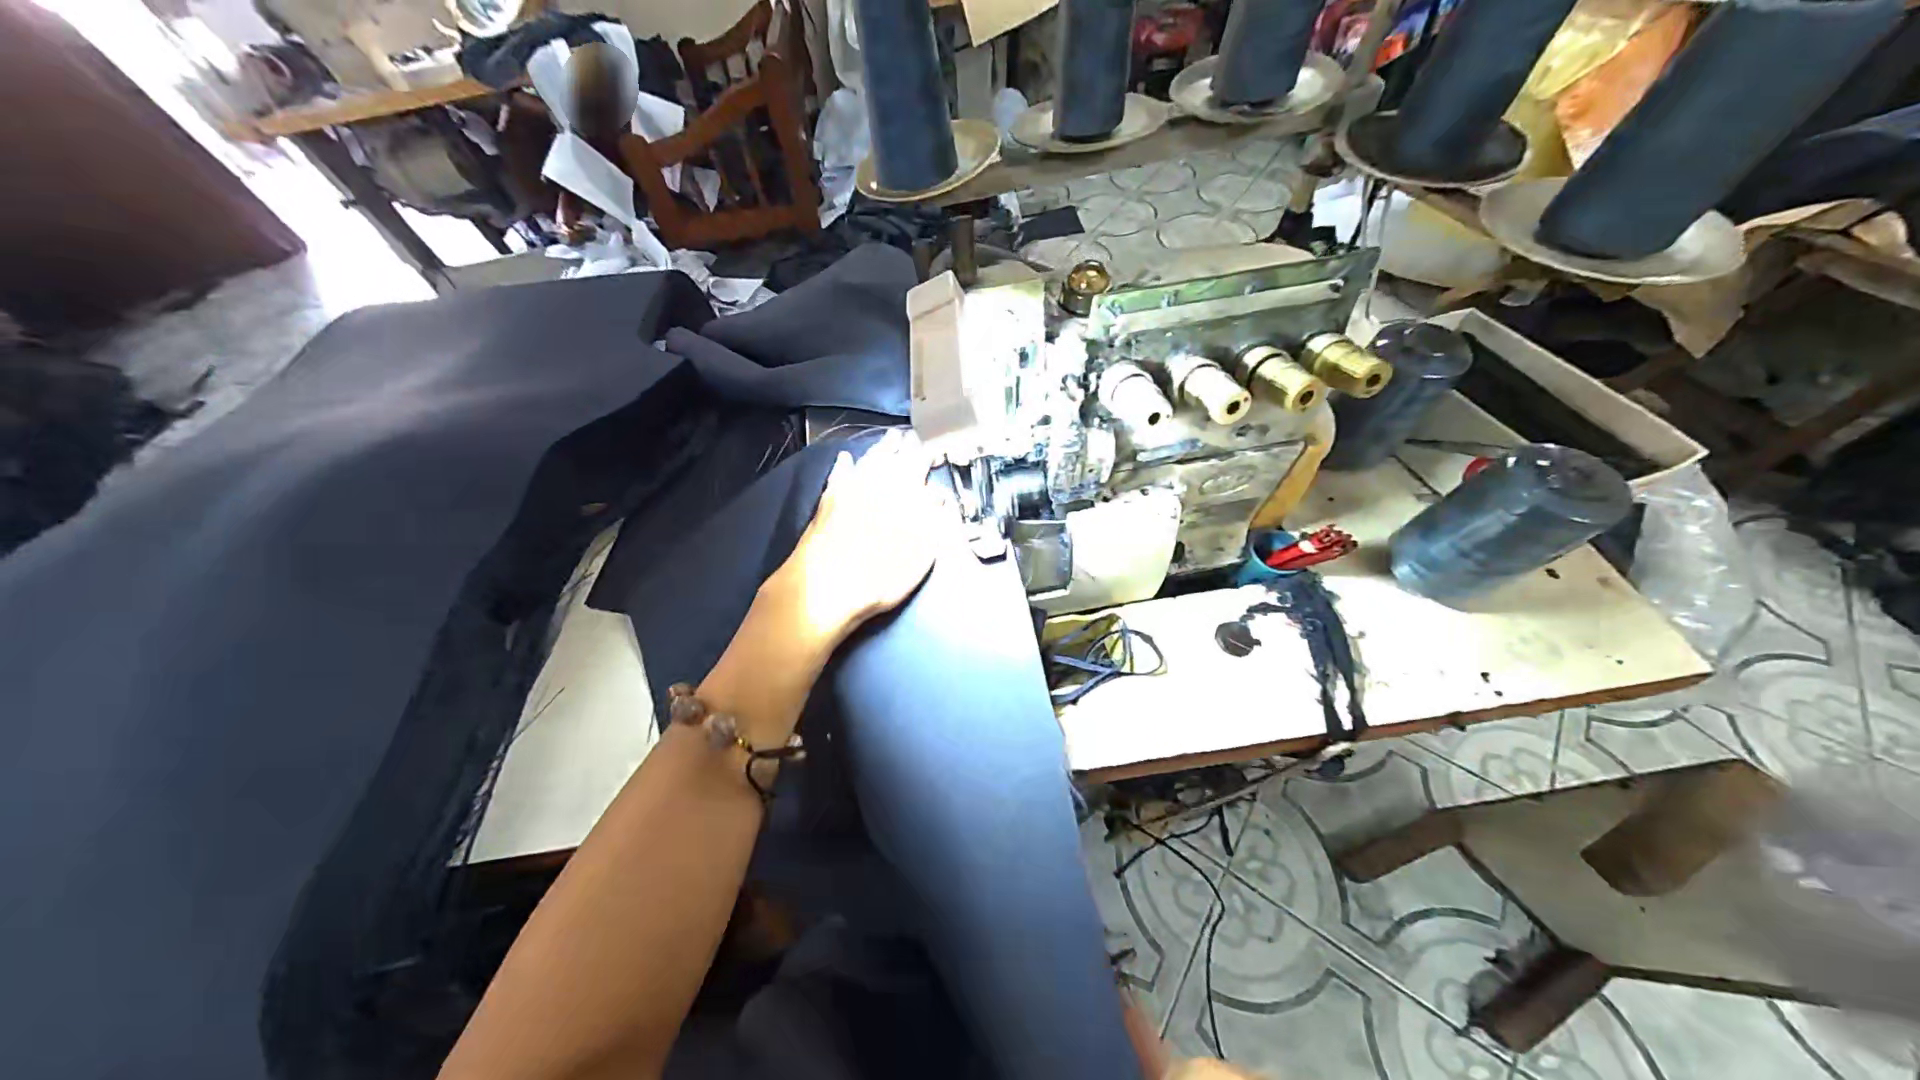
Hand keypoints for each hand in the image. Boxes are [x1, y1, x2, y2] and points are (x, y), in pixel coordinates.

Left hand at [767, 430, 942, 651]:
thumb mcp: (923, 552)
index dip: (928, 455)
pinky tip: (846, 458)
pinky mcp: (826, 500)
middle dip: (904, 446)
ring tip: (887, 441)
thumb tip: (938, 496)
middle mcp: (877, 483)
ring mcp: (848, 489)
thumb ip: (935, 519)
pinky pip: (838, 473)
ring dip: (879, 449)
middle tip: (910, 437)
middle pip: (892, 457)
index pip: (920, 463)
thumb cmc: (882, 575)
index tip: (935, 450)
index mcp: (905, 492)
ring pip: (867, 460)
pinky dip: (845, 464)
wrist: (826, 587)